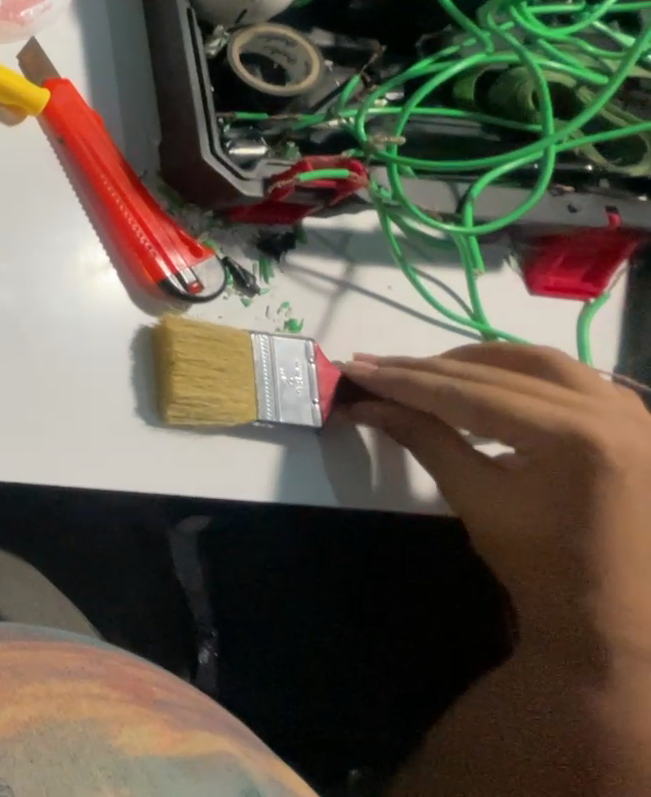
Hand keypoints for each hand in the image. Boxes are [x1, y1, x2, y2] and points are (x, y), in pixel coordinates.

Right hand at [342, 344, 650, 669]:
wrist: (618, 611)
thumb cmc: (542, 561)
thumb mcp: (473, 495)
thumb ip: (421, 437)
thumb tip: (363, 403)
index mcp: (576, 438)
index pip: (468, 393)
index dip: (402, 381)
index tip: (350, 369)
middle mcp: (614, 415)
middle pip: (500, 371)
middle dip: (428, 369)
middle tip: (371, 367)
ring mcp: (636, 417)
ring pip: (541, 362)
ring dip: (476, 361)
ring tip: (424, 371)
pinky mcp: (638, 425)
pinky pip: (573, 378)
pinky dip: (520, 372)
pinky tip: (485, 384)